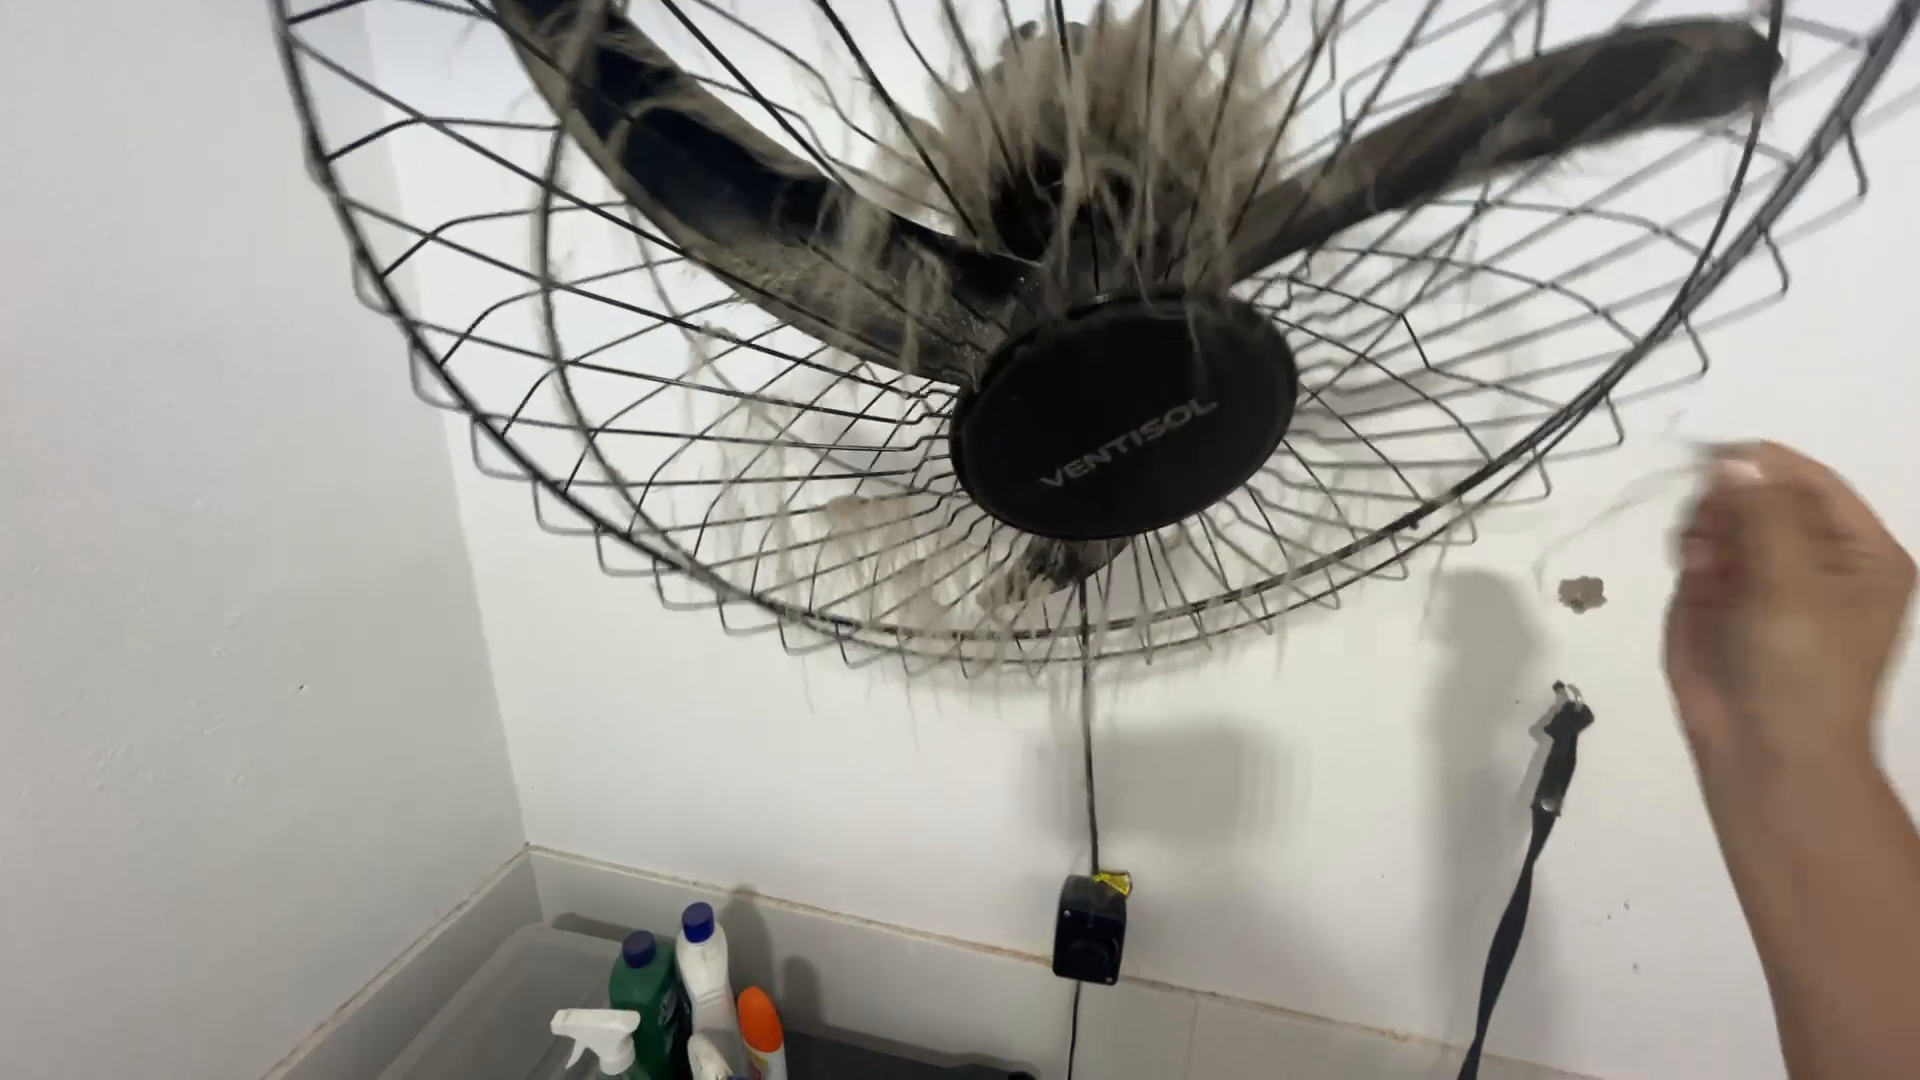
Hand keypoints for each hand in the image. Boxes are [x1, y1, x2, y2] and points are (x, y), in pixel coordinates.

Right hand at [1665, 442, 1914, 785]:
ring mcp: (1758, 572)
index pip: (1808, 483)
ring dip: (1702, 527)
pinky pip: (1695, 547)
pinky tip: (1692, 571)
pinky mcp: (1711, 591)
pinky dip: (1688, 549)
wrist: (1759, 736)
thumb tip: (1733, 459)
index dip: (1762, 463)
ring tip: (1702, 561)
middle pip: (1756, 494)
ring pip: (1718, 517)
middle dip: (1725, 502)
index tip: (1707, 455)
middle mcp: (1808, 554)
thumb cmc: (1799, 664)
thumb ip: (1763, 518)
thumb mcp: (1794, 586)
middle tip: (1710, 531)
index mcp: (1856, 550)